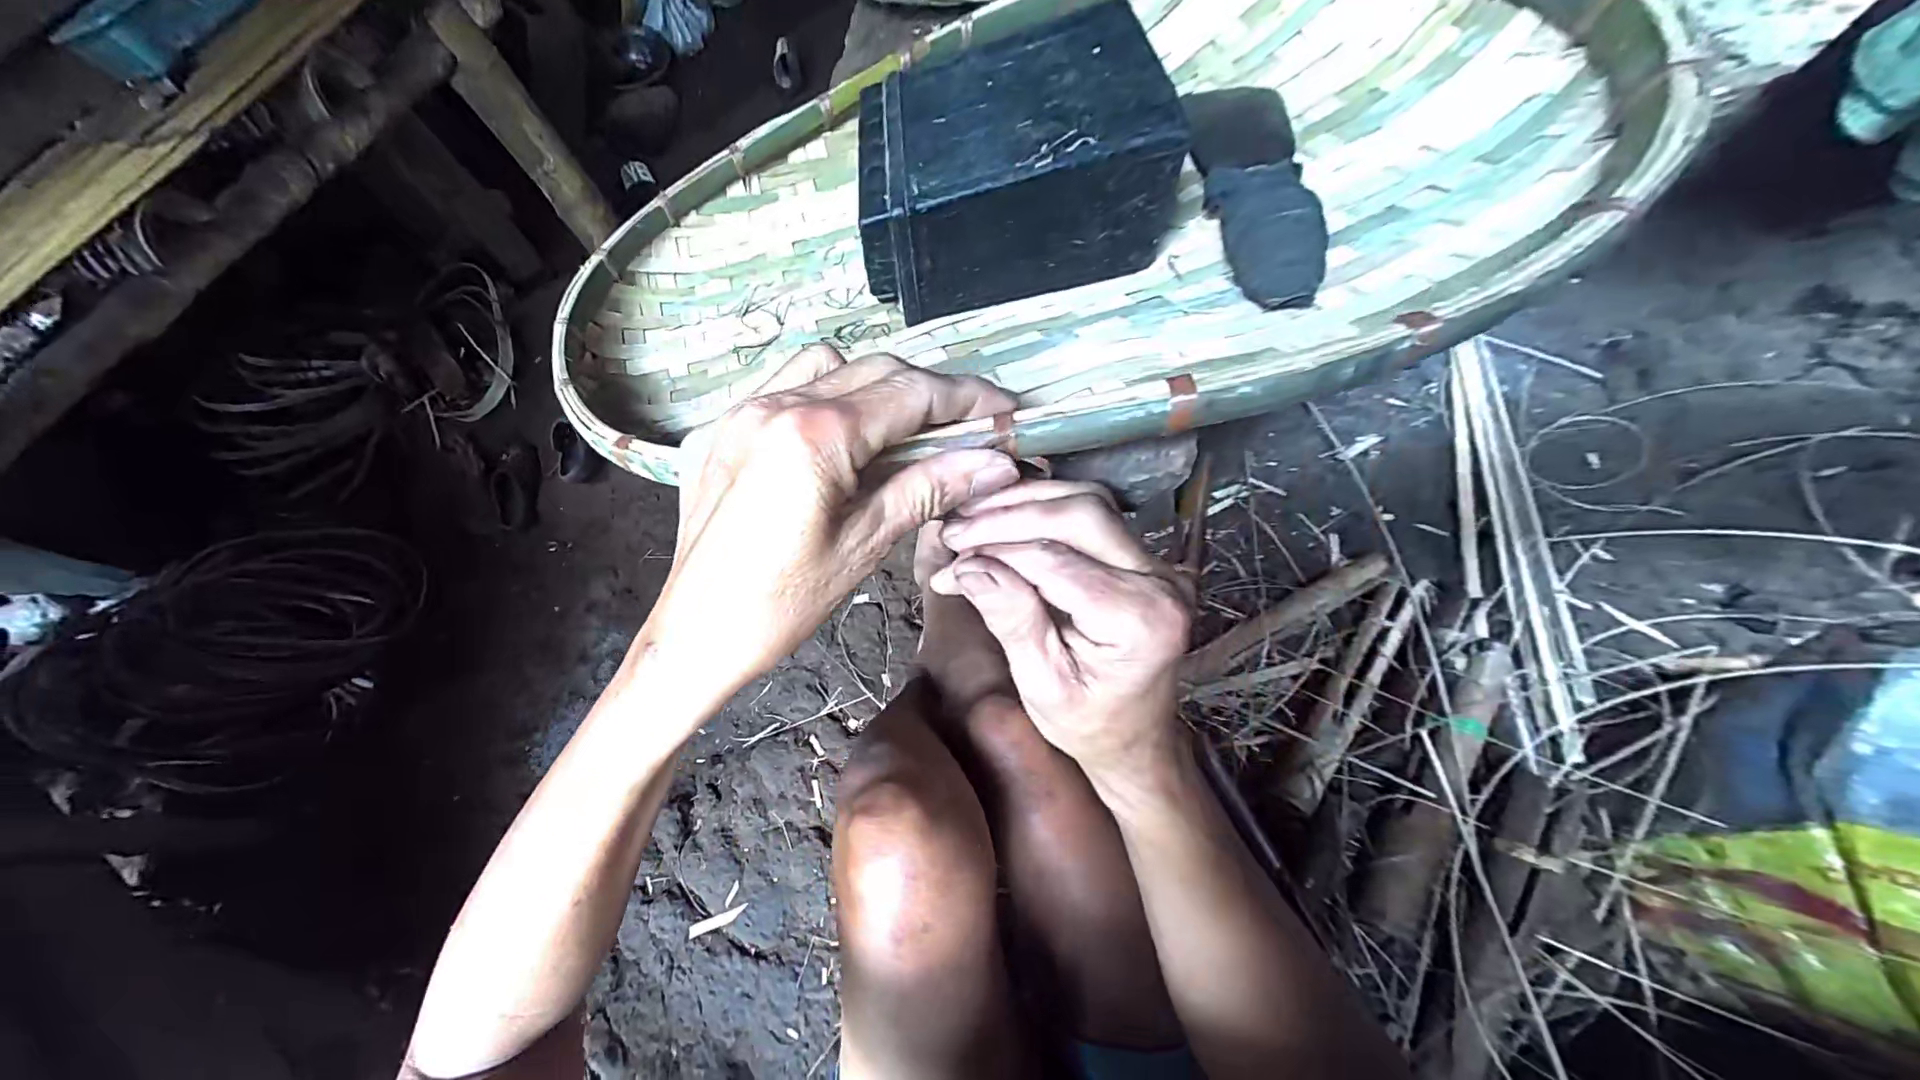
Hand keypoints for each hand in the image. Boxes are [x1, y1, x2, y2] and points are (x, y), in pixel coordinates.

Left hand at [642, 344, 1018, 706]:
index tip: (1006, 412)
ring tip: (908, 429)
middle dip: (932, 393)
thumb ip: (930, 488)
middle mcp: (777, 404)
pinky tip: (845, 432)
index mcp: (816, 434)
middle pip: (878, 369)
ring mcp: (744, 410)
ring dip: (881, 384)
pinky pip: (789, 383)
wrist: (693, 633)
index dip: (969, 399)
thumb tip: (995, 464)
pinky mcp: (724, 428)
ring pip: (833, 364)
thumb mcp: (865, 545)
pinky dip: (832, 391)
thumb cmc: (780, 604)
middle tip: (971, 428)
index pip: (912, 393)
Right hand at [928, 481, 1192, 785]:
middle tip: (956, 527)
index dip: (995, 551)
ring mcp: (1160, 566)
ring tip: (972, 515)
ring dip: (1026, 502)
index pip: (1055, 560)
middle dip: (1010, 513)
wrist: (1133, 735)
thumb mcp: (1041, 684)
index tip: (950, 560)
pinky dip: (1045, 509)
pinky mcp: (1146, 559)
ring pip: (1088, 503)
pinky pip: (1095, 516)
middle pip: (1081, 515)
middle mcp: (1161, 584)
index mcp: (1140, 621)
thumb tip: (968, 566)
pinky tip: (1006, 514)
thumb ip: (1012, 619)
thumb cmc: (1088, 723)